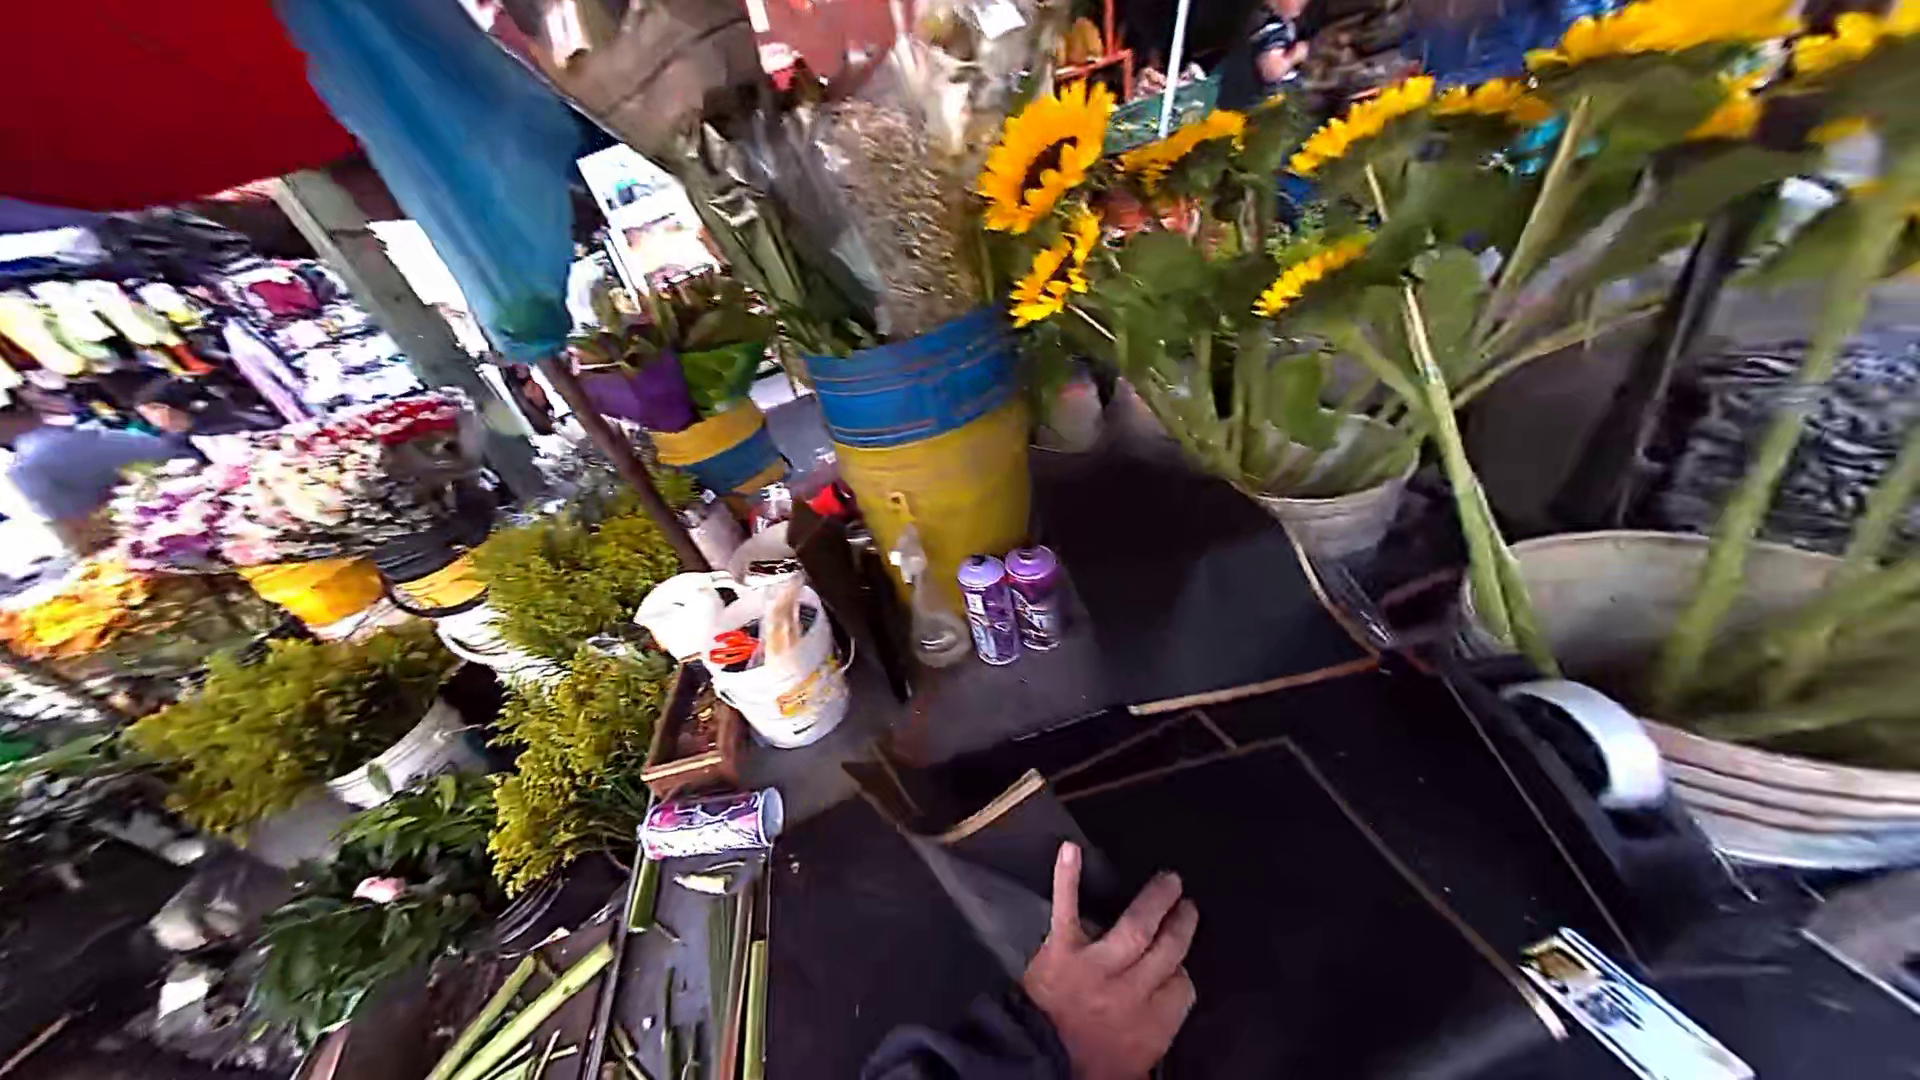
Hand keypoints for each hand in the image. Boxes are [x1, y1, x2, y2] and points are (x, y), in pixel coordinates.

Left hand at [1021, 842, 1198, 1079]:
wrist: (1036, 1062)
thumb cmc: (1087, 1068)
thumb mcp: (1136, 1069)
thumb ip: (1158, 1043)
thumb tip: (1170, 1016)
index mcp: (1152, 1026)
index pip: (1183, 988)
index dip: (1181, 971)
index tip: (1177, 961)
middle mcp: (1131, 993)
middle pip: (1167, 951)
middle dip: (1181, 925)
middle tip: (1187, 903)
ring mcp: (1096, 966)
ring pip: (1136, 927)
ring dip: (1156, 900)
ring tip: (1169, 880)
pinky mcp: (1063, 948)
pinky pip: (1068, 907)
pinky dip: (1067, 877)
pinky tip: (1071, 849)